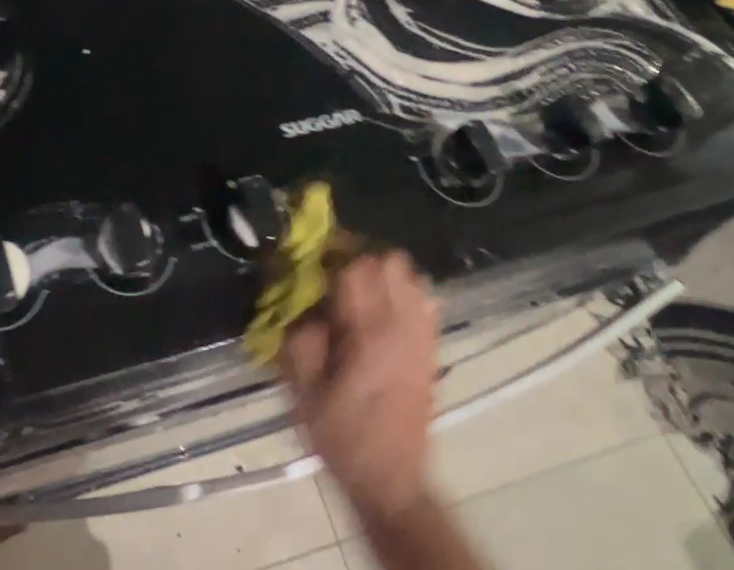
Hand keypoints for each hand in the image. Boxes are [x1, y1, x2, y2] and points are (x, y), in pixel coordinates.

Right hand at [281, 251, 438, 518]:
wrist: (393, 479)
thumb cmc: (344, 437)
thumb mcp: (306, 393)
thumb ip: (302, 341)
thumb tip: (304, 308)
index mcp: (369, 335)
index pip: (357, 268)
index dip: (332, 254)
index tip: (310, 258)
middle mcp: (402, 328)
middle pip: (390, 261)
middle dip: (358, 256)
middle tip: (331, 271)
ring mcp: (422, 337)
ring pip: (411, 276)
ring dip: (382, 271)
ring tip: (356, 288)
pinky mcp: (431, 349)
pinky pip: (424, 301)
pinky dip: (402, 292)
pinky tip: (380, 310)